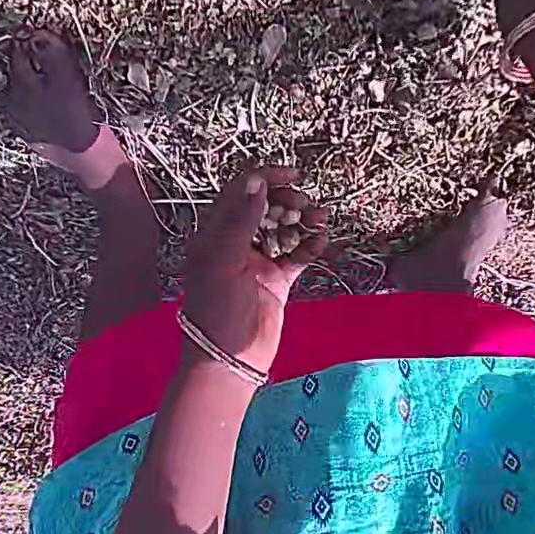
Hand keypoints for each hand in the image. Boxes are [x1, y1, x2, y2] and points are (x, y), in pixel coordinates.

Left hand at [179, 167, 325, 373]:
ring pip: (283, 229)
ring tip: (319, 219)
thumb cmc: (217, 309)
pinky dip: (309, 245)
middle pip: (264, 208)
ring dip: (302, 220)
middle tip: (304, 204)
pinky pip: (297, 254)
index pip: (238, 194)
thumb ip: (240, 221)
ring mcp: (257, 261)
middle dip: (286, 200)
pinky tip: (320, 241)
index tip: (290, 174)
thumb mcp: (223, 261)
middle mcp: (235, 243)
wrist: (228, 359)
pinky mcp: (277, 279)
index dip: (262, 179)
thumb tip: (256, 182)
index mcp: (214, 234)